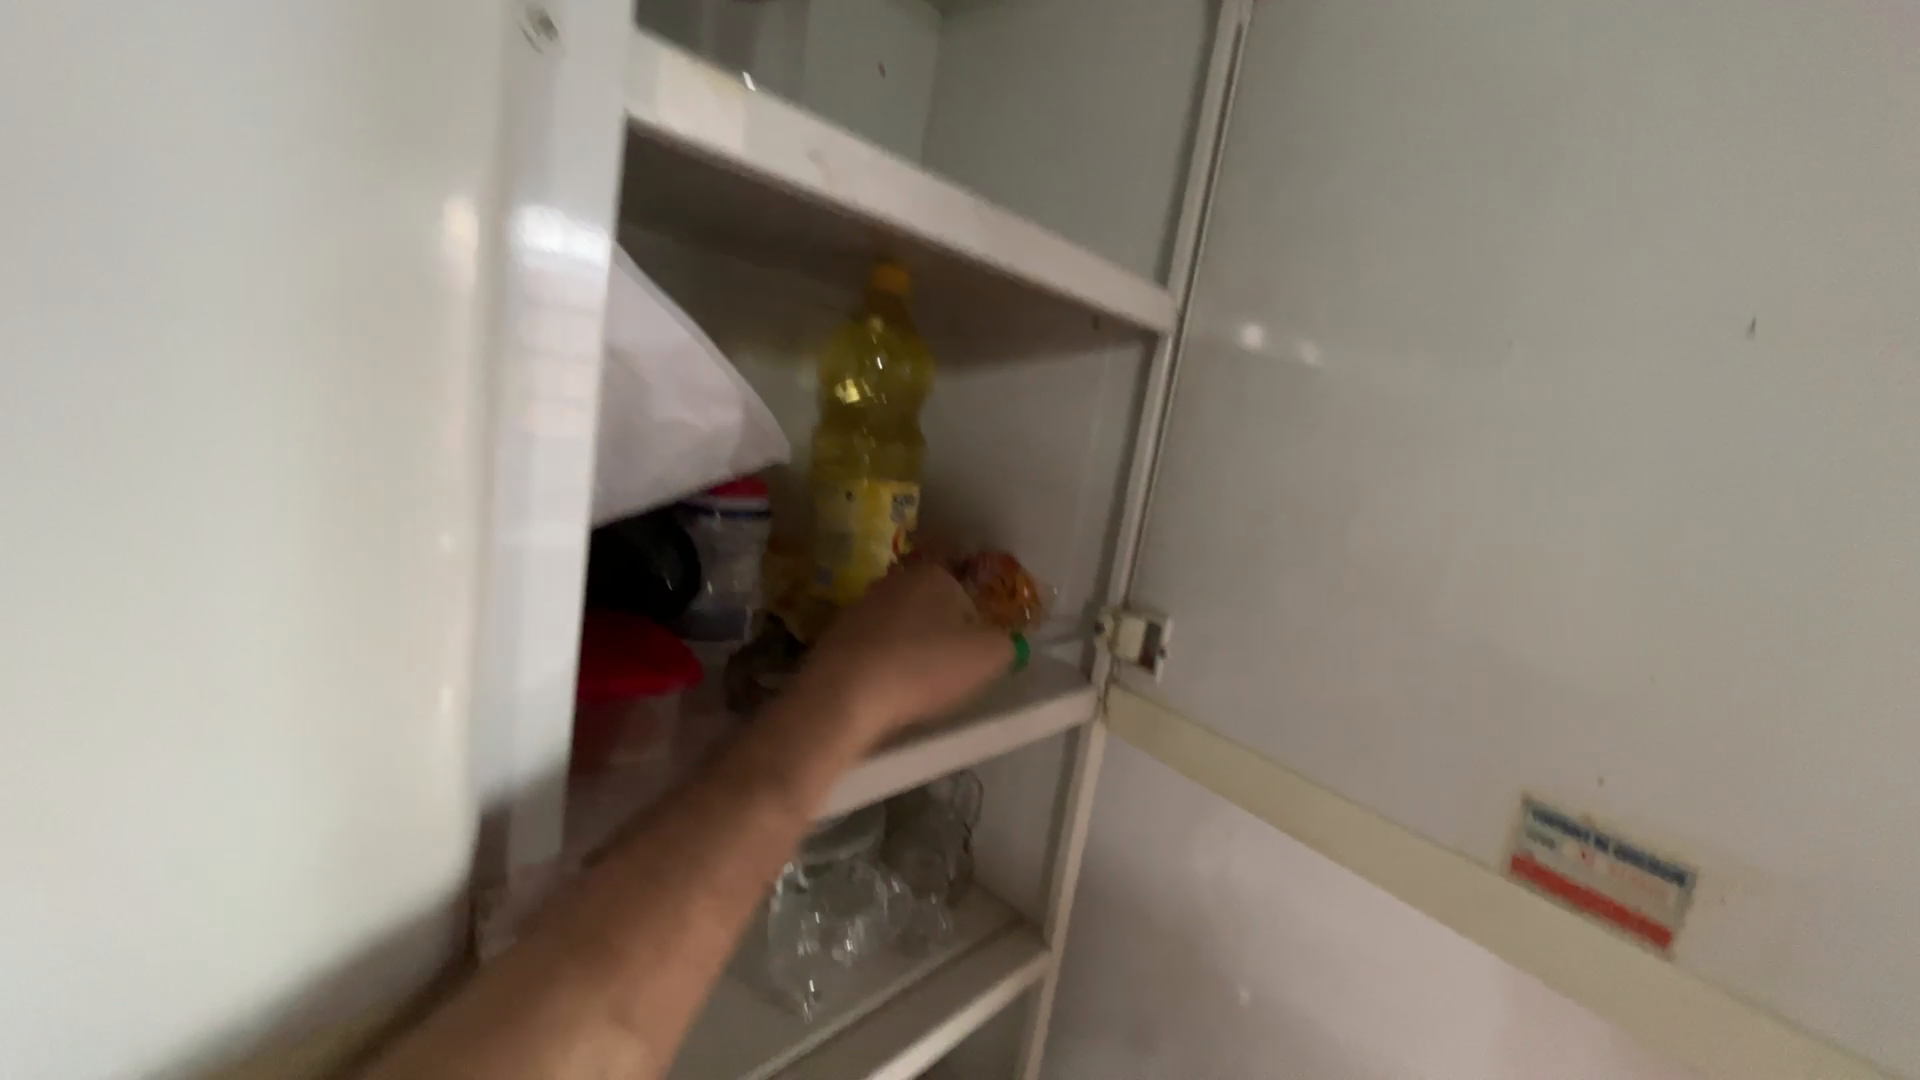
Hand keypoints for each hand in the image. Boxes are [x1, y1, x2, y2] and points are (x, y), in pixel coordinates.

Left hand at [793, 564, 1013, 743]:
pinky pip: (872, 647)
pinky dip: (882, 665)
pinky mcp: (834, 635)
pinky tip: (886, 690)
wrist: (846, 693)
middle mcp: (894, 580)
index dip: (975, 623)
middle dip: (942, 634)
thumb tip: (1001, 640)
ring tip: (916, 686)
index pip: (966, 590)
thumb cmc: (925, 666)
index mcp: (934, 573)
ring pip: (899, 626)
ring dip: (910, 649)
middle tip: (950, 671)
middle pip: (931, 607)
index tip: (975, 654)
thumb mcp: (989, 656)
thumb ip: (1005, 642)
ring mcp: (860, 605)